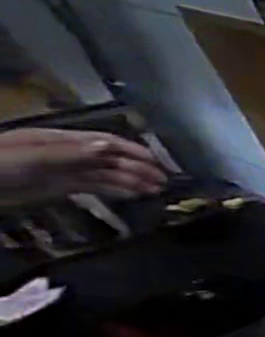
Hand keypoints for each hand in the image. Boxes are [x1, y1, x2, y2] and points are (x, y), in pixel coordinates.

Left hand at [0, 128, 168, 201]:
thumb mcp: (29, 158)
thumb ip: (68, 153)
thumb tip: (109, 146)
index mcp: (60, 140)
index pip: (106, 142)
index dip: (134, 151)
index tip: (159, 163)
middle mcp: (66, 153)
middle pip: (110, 158)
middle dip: (139, 168)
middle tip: (164, 182)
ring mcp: (62, 170)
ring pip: (106, 173)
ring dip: (133, 180)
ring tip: (155, 191)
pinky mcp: (58, 186)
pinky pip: (94, 186)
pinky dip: (116, 190)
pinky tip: (132, 195)